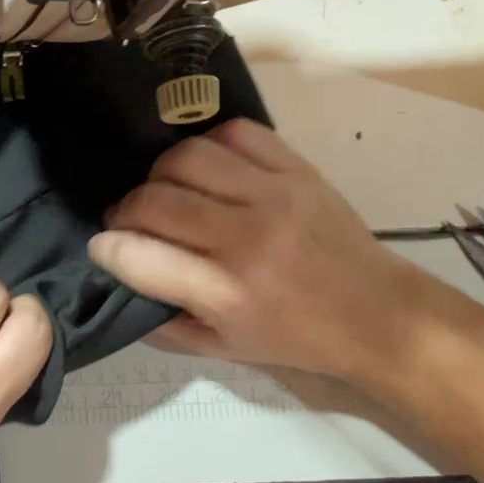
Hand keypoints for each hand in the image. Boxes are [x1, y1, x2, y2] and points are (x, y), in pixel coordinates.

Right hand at [87, 119, 459, 380]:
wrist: (379, 315)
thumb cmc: (292, 338)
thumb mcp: (218, 348)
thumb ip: (158, 319)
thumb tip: (114, 271)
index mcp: (225, 292)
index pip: (137, 254)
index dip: (106, 247)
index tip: (104, 248)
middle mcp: (247, 237)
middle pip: (154, 199)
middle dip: (125, 210)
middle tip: (130, 223)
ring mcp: (276, 195)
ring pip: (186, 157)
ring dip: (160, 175)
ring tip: (168, 193)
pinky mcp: (298, 168)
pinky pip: (233, 134)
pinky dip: (207, 148)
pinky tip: (207, 171)